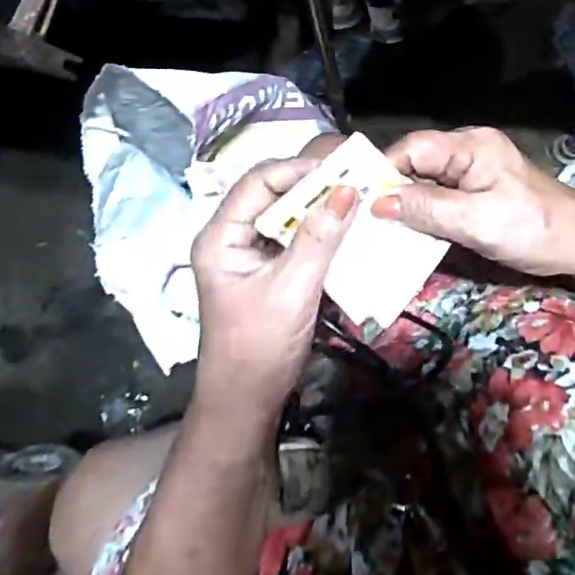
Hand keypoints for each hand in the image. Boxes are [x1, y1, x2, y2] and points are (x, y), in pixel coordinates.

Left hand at [190, 156, 357, 418]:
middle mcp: (230, 236)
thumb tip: (346, 190)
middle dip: (311, 187)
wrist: (246, 404)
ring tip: (353, 200)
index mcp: (220, 235)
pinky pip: (292, 238)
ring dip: (317, 209)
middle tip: (352, 181)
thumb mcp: (292, 289)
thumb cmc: (260, 347)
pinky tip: (343, 230)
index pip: (257, 183)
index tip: (338, 169)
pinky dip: (317, 232)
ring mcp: (247, 254)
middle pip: (271, 195)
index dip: (296, 170)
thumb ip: (319, 238)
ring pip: (284, 216)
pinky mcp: (265, 270)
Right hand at [373, 127, 574, 276]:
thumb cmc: (536, 230)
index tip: (361, 200)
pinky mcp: (478, 188)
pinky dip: (424, 209)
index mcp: (471, 145)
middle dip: (391, 187)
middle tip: (366, 217)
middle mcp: (469, 148)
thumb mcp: (478, 223)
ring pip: (425, 178)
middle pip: (416, 161)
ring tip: (381, 225)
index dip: (384, 171)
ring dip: (406, 201)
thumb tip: (377, 203)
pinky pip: (440, 192)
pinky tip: (411, 228)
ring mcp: (474, 168)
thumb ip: (428, 209)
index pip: (412, 147)